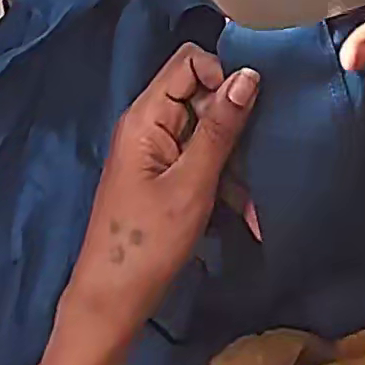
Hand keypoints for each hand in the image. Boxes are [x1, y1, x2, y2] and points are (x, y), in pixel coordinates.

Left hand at [59, 43, 259, 345]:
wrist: (112, 303)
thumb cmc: (149, 242)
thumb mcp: (192, 183)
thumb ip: (221, 127)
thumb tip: (248, 75)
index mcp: (146, 116)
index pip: (188, 62)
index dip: (221, 76)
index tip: (247, 110)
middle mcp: (149, 124)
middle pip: (201, 95)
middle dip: (233, 124)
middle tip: (253, 160)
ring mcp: (156, 150)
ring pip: (207, 130)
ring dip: (233, 160)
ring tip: (251, 200)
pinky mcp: (164, 174)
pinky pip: (200, 158)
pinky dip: (222, 179)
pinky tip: (243, 213)